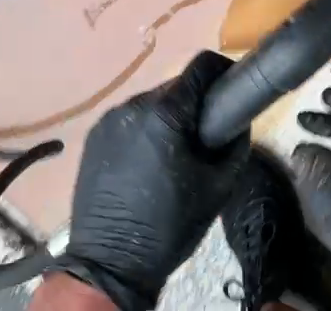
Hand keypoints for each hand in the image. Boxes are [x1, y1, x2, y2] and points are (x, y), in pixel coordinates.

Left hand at [52, 51, 248, 310]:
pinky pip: (130, 119)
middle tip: (206, 132)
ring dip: (168, 116)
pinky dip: (144, 130)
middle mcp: (134, 106)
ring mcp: (109, 120)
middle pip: (176, 85)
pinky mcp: (93, 136)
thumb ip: (235, 143)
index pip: (201, 66)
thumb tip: (237, 119)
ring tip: (175, 151)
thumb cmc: (169, 226)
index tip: (231, 87)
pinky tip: (147, 160)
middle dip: (195, 102)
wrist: (109, 265)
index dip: (222, 70)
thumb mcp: (219, 187)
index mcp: (166, 113)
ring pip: (152, 102)